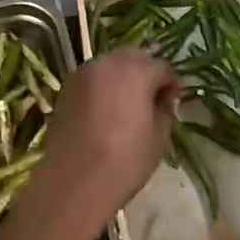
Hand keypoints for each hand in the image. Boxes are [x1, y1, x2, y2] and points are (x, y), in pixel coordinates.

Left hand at [14, 50, 177, 239]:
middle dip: (146, 73)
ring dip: (123, 76)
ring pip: (111, 64)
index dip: (170, 84)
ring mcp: (84, 72)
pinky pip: (93, 77)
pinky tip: (105, 109)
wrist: (74, 181)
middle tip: (151, 99)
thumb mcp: (158, 138)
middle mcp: (109, 62)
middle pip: (135, 57)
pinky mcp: (67, 85)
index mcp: (137, 70)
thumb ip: (164, 110)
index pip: (162, 67)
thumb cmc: (124, 161)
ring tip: (127, 104)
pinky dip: (103, 85)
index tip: (172, 103)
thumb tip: (162, 98)